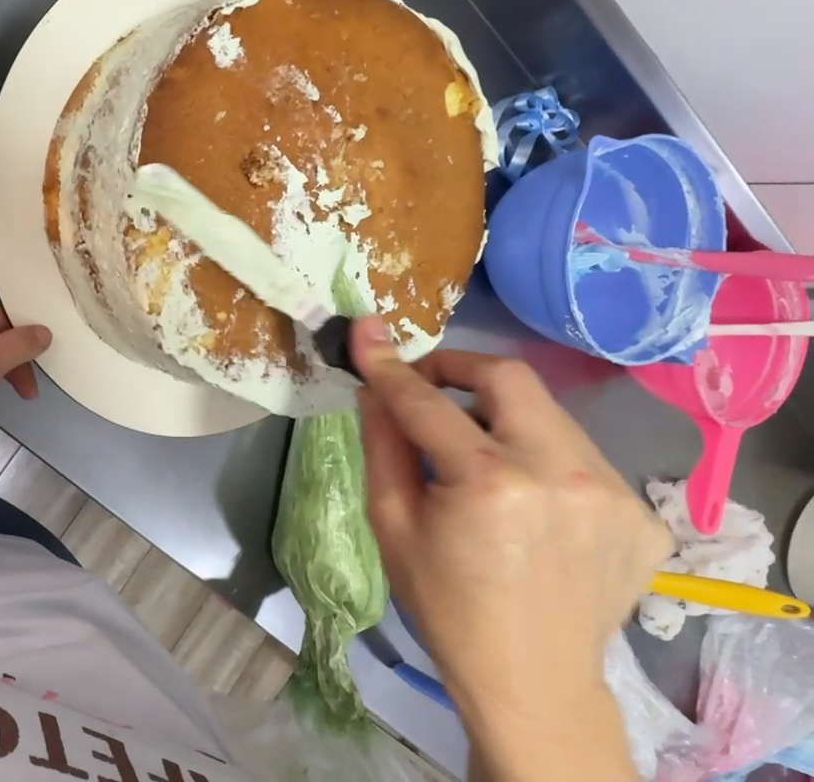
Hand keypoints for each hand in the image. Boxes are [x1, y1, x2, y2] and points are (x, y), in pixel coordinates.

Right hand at [352, 318, 668, 778]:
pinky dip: (536, 455)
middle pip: (511, 378)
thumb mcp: (389, 519)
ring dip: (498, 415)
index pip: (429, 400)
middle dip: (459, 368)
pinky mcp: (642, 513)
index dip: (391, 365)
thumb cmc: (442, 598)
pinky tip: (520, 494)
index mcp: (490, 484)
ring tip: (471, 450)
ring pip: (546, 414)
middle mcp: (563, 475)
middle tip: (426, 386)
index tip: (366, 333)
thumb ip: (383, 442)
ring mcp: (614, 494)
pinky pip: (577, 454)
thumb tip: (374, 384)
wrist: (529, 674)